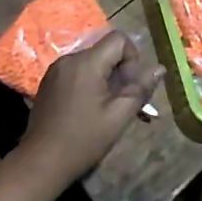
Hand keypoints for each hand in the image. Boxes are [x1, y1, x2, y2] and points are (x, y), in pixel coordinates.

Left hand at [23, 32, 163, 178]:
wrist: (41, 161)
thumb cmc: (84, 139)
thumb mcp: (119, 115)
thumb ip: (141, 88)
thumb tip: (159, 68)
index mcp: (86, 63)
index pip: (119, 39)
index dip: (132, 58)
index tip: (129, 86)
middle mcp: (69, 59)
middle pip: (105, 50)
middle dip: (119, 71)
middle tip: (122, 101)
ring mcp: (55, 70)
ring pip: (91, 61)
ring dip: (105, 78)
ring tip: (106, 107)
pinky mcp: (48, 82)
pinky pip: (77, 71)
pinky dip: (89, 82)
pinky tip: (87, 109)